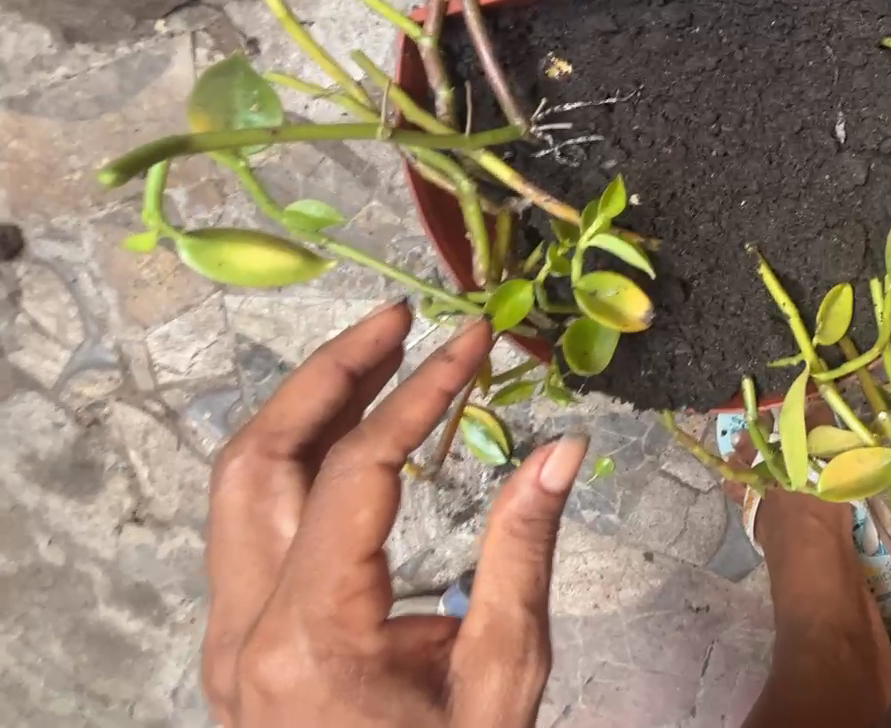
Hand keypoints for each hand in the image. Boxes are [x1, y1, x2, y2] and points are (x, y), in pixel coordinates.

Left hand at [201, 301, 586, 727]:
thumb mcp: (505, 668)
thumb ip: (524, 549)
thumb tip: (563, 447)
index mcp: (309, 633)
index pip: (360, 472)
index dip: (421, 393)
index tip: (476, 341)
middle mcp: (243, 624)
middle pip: (255, 462)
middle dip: (328, 373)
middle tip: (402, 318)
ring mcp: (231, 629)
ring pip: (242, 483)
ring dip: (311, 402)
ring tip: (384, 348)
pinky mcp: (244, 631)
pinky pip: (259, 514)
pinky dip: (310, 448)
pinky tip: (363, 424)